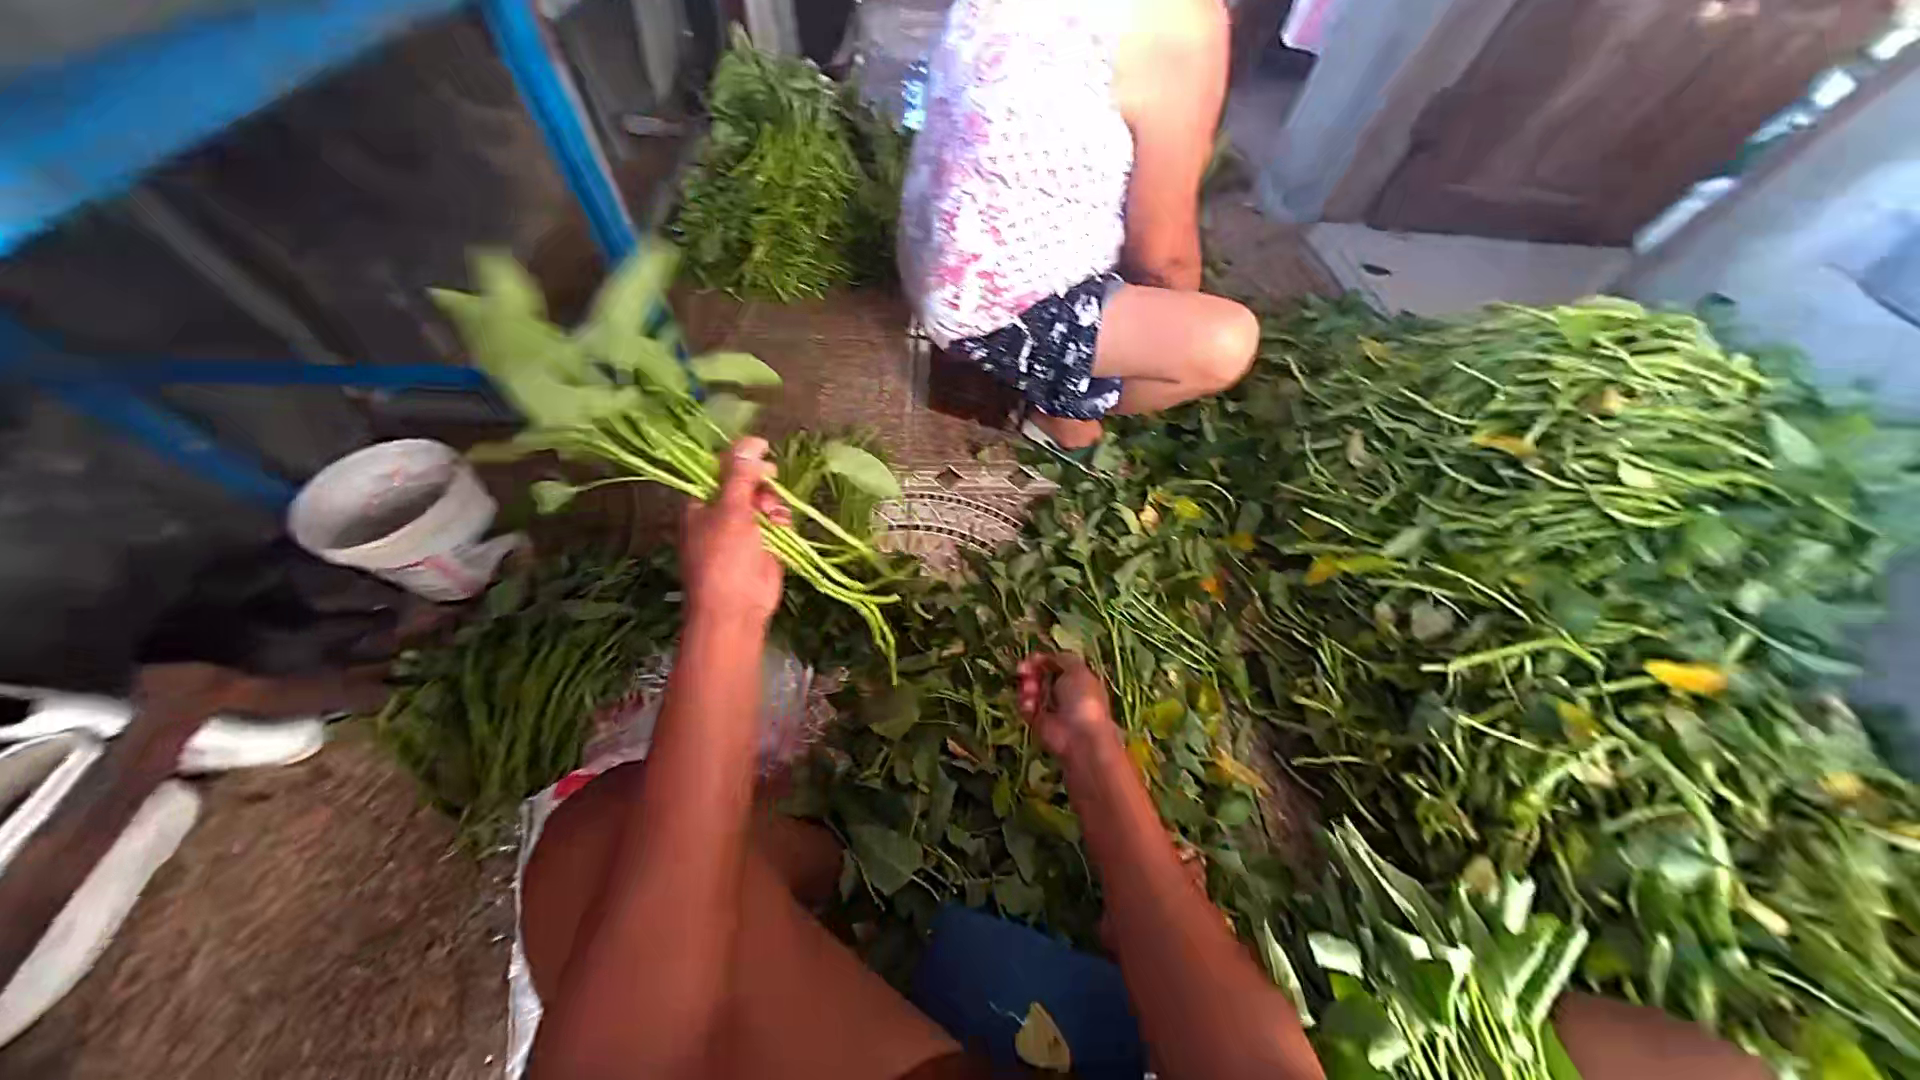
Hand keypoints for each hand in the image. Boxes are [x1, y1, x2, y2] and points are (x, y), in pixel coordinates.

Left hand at [681, 437, 788, 627]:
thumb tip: (752, 442)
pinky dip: (782, 521)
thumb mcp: (730, 510)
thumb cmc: (724, 558)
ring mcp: (744, 530)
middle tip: (771, 480)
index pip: (720, 469)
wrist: (736, 608)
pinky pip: (777, 522)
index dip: (741, 458)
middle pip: (746, 483)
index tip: (763, 450)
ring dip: (773, 502)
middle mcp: (720, 513)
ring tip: (774, 514)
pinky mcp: (765, 545)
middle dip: (761, 482)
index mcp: (700, 503)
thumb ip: (741, 474)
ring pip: (765, 501)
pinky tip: (783, 526)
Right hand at [1016, 652, 1115, 761]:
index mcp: (1077, 678)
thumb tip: (1046, 657)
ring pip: (1030, 689)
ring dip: (1027, 686)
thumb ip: (1061, 658)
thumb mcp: (1077, 670)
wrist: (1079, 736)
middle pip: (1039, 675)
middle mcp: (1063, 691)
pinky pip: (1025, 706)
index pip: (1054, 664)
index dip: (1042, 660)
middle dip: (1030, 671)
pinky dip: (1025, 703)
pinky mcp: (1037, 721)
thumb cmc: (1083, 699)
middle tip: (1023, 670)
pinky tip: (1029, 705)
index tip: (1031, 658)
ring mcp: (1050, 706)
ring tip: (1029, 689)